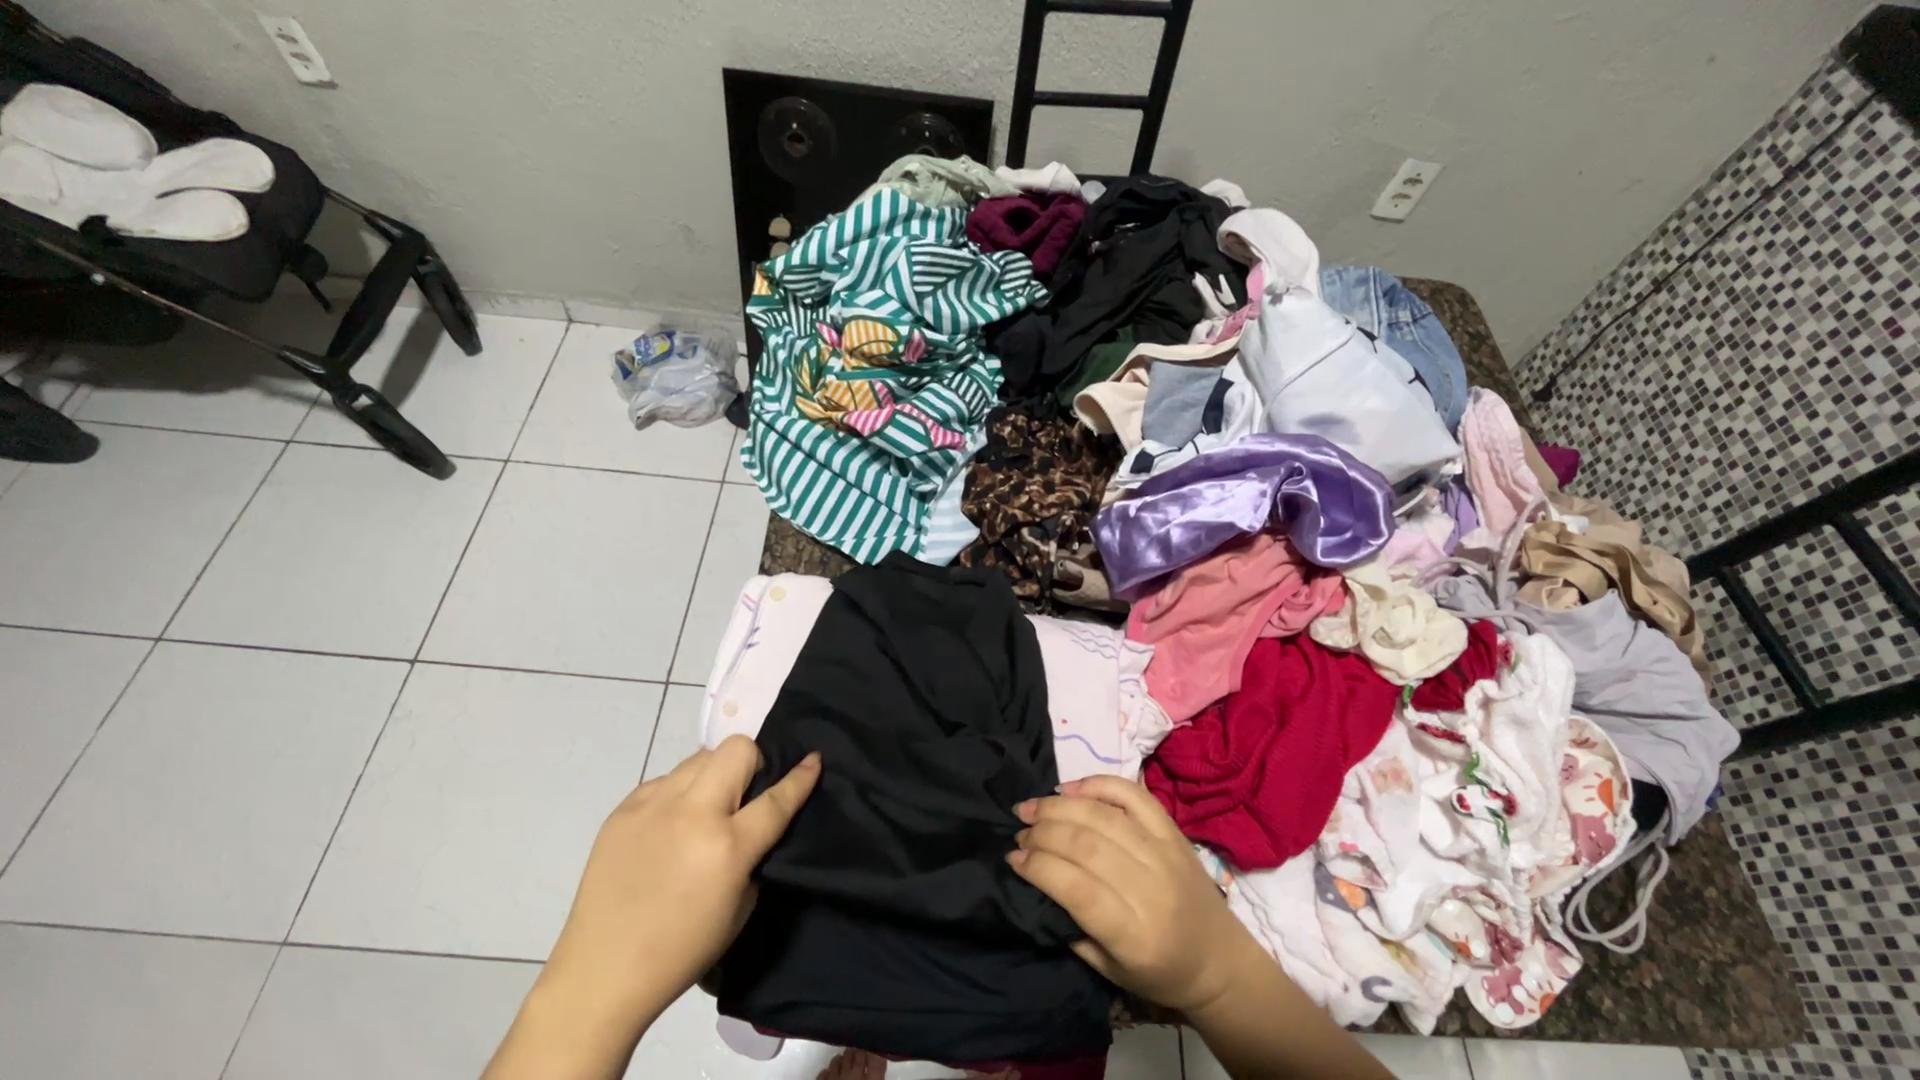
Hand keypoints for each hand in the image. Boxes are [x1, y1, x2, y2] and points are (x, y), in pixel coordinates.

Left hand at [544, 735, 821, 1021]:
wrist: (603, 970)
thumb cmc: (682, 950)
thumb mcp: (740, 909)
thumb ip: (753, 857)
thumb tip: (753, 826)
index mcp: (727, 848)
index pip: (776, 798)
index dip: (800, 777)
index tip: (813, 760)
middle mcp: (692, 815)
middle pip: (736, 750)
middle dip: (753, 762)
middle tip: (746, 792)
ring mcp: (653, 807)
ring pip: (699, 757)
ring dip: (714, 774)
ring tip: (706, 808)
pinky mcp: (622, 810)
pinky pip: (664, 780)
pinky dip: (679, 792)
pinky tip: (671, 825)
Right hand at [1009, 775, 1265, 1014]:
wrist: (1221, 961)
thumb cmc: (1161, 973)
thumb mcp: (1110, 971)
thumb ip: (1072, 928)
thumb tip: (1035, 879)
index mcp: (1136, 936)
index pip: (1079, 889)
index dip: (1041, 867)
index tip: (1014, 859)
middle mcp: (1153, 889)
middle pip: (1088, 846)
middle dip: (1044, 833)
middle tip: (1018, 832)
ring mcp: (1166, 855)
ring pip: (1106, 817)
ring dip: (1060, 807)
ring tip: (1031, 808)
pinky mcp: (1174, 833)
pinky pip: (1135, 796)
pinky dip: (1100, 785)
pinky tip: (1069, 789)